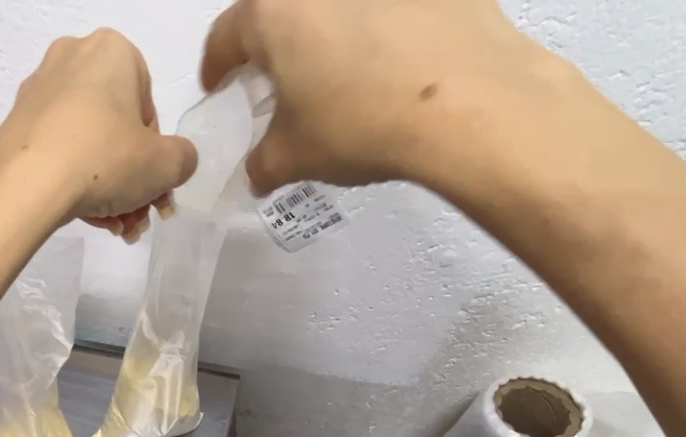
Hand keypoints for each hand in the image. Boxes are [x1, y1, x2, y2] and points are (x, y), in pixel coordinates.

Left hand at [0, 30, 197, 242]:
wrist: (23, 186)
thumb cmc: (103, 161)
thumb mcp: (165, 165)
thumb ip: (182, 160)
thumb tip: (174, 163)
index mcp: (112, 51)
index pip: (147, 109)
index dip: (155, 157)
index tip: (153, 191)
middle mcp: (71, 61)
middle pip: (114, 131)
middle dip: (130, 182)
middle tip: (137, 220)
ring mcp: (37, 95)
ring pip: (86, 147)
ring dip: (106, 193)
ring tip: (115, 230)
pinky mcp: (14, 129)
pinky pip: (56, 157)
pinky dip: (74, 187)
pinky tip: (87, 220)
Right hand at [201, 0, 558, 192]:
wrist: (468, 102)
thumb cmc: (361, 124)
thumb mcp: (294, 158)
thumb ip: (262, 163)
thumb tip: (259, 171)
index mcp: (273, 13)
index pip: (225, 35)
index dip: (217, 66)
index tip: (219, 85)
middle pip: (280, 8)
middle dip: (273, 40)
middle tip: (278, 75)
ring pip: (332, 4)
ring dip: (326, 27)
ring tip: (338, 66)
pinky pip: (388, 5)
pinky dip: (380, 22)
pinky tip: (391, 56)